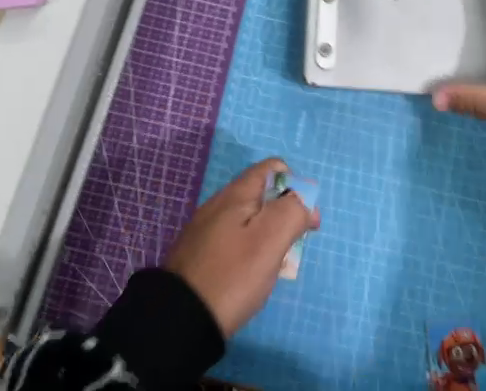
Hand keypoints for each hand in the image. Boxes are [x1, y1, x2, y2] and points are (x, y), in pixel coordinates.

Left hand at [166, 158, 319, 336]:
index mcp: (236, 194)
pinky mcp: (200, 252)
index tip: (305, 219)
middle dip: (285, 214)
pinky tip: (251, 274)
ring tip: (275, 265)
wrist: (180, 317)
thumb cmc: (232, 275)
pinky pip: (234, 239)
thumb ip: (291, 211)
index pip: (272, 169)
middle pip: (262, 194)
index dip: (296, 187)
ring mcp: (206, 228)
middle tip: (293, 248)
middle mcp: (219, 204)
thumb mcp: (269, 240)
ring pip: (248, 219)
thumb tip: (303, 200)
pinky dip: (250, 249)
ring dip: (268, 234)